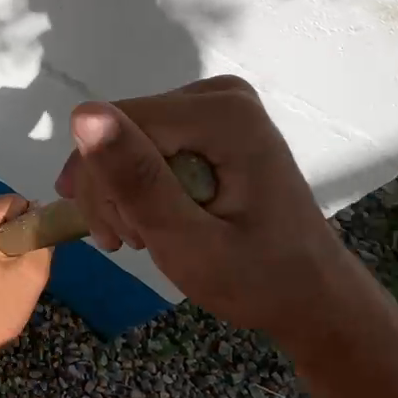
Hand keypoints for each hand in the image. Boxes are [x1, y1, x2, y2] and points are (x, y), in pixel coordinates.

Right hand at [54, 76, 365, 347]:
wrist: (314, 302)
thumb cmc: (258, 282)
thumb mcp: (189, 244)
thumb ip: (137, 180)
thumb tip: (83, 116)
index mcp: (224, 116)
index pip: (118, 126)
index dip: (102, 179)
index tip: (114, 237)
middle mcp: (220, 95)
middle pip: (120, 128)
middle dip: (109, 187)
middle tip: (124, 241)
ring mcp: (216, 104)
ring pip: (123, 135)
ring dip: (117, 189)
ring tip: (136, 235)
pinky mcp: (209, 120)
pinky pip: (143, 139)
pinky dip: (134, 180)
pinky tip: (142, 213)